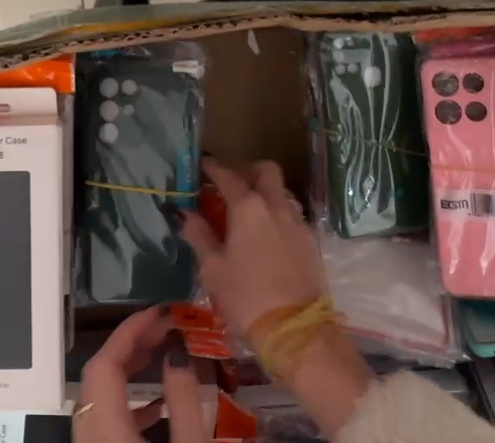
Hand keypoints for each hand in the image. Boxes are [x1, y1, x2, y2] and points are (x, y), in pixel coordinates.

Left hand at [74, 306, 207, 442]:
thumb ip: (183, 399)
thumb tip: (179, 351)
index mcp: (105, 427)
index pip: (104, 363)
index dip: (130, 330)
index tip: (159, 311)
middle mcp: (88, 435)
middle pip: (99, 375)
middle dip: (132, 344)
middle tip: (166, 327)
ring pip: (100, 396)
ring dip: (128, 370)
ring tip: (161, 353)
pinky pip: (104, 421)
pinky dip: (126, 402)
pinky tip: (156, 404)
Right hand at [178, 159, 322, 336]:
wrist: (296, 330)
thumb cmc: (246, 297)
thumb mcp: (213, 269)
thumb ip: (198, 235)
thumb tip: (183, 213)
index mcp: (248, 207)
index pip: (228, 175)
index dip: (213, 167)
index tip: (203, 164)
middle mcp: (275, 205)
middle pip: (266, 171)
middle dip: (248, 171)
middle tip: (232, 186)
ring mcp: (297, 221)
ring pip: (282, 192)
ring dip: (266, 193)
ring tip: (250, 213)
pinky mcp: (311, 240)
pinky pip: (293, 215)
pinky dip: (278, 215)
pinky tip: (268, 236)